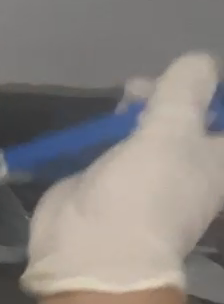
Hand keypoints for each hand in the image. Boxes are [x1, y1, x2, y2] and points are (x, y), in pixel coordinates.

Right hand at [24, 52, 223, 295]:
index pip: (223, 119)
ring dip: (139, 110)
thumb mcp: (169, 138)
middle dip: (172, 96)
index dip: (211, 95)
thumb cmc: (144, 193)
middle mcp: (192, 164)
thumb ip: (182, 96)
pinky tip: (95, 125)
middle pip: (191, 119)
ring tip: (121, 96)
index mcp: (220, 159)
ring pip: (151, 129)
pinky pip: (115, 145)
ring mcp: (148, 171)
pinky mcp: (108, 176)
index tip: (188, 78)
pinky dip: (108, 131)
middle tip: (144, 86)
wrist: (92, 244)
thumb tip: (198, 59)